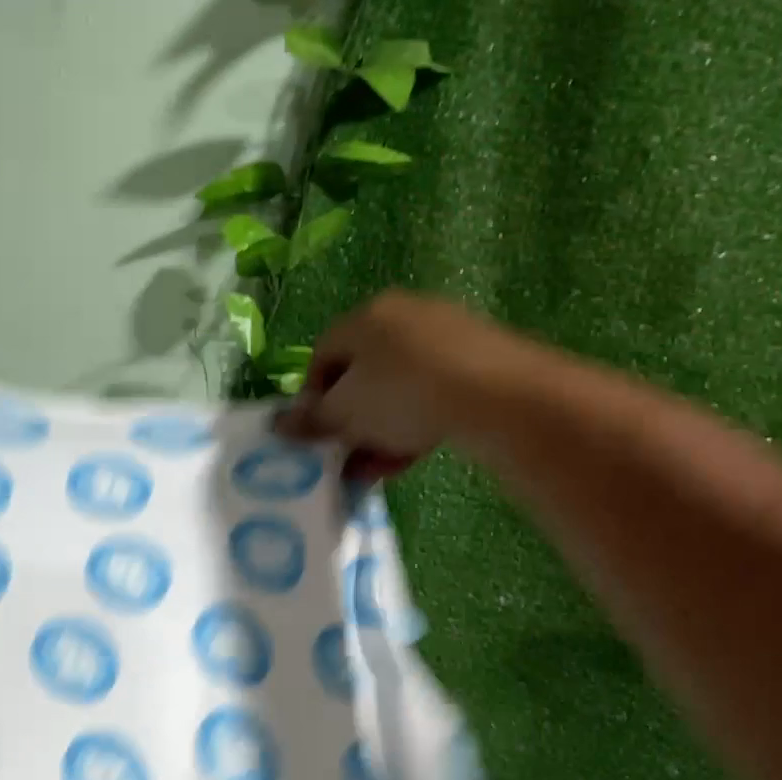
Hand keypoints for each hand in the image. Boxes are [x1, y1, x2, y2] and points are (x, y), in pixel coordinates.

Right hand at [274, 290, 531, 480]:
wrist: (501, 398)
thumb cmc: (400, 396)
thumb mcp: (340, 414)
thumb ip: (308, 420)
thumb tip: (279, 425)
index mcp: (364, 316)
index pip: (321, 357)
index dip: (312, 399)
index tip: (317, 433)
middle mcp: (404, 314)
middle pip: (361, 373)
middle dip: (350, 418)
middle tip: (347, 451)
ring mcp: (448, 333)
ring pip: (397, 386)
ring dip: (381, 427)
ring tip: (380, 463)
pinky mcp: (484, 356)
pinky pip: (434, 390)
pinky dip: (418, 420)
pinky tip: (413, 453)